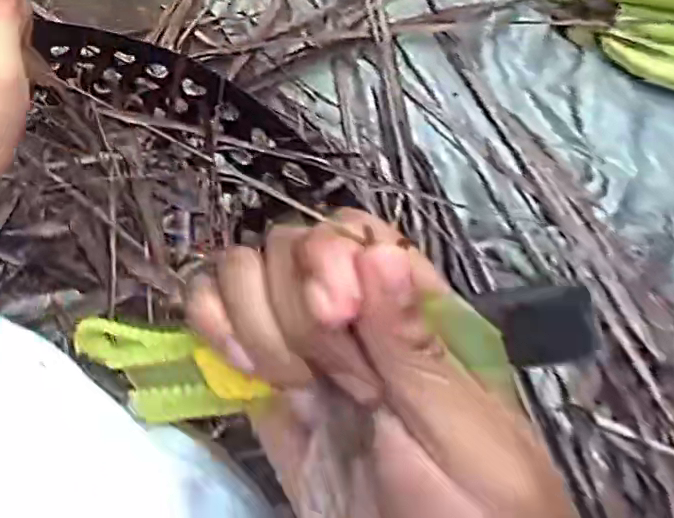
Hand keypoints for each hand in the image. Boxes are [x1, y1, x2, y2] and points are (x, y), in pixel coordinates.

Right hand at [185, 212, 573, 517]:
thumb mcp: (470, 442)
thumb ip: (417, 346)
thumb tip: (380, 250)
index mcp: (410, 311)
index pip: (350, 231)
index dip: (329, 258)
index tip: (337, 315)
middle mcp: (342, 306)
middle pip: (282, 245)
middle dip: (296, 313)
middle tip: (342, 382)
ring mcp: (286, 329)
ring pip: (235, 267)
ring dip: (254, 326)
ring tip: (293, 386)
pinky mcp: (242, 354)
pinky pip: (202, 301)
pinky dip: (209, 322)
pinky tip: (241, 367)